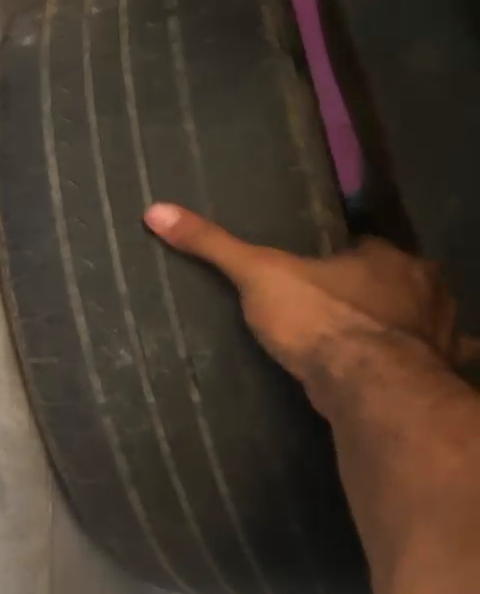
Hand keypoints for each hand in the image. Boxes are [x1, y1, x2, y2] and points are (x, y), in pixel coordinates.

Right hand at [142, 203, 471, 374]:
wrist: (368, 384)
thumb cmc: (318, 318)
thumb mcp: (254, 273)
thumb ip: (212, 244)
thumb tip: (156, 210)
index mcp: (390, 260)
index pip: (366, 245)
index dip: (340, 252)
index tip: (311, 263)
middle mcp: (426, 289)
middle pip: (395, 279)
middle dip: (372, 286)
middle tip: (327, 295)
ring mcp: (437, 332)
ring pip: (418, 317)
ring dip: (399, 321)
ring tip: (359, 329)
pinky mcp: (433, 370)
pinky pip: (426, 359)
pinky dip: (413, 360)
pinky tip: (392, 366)